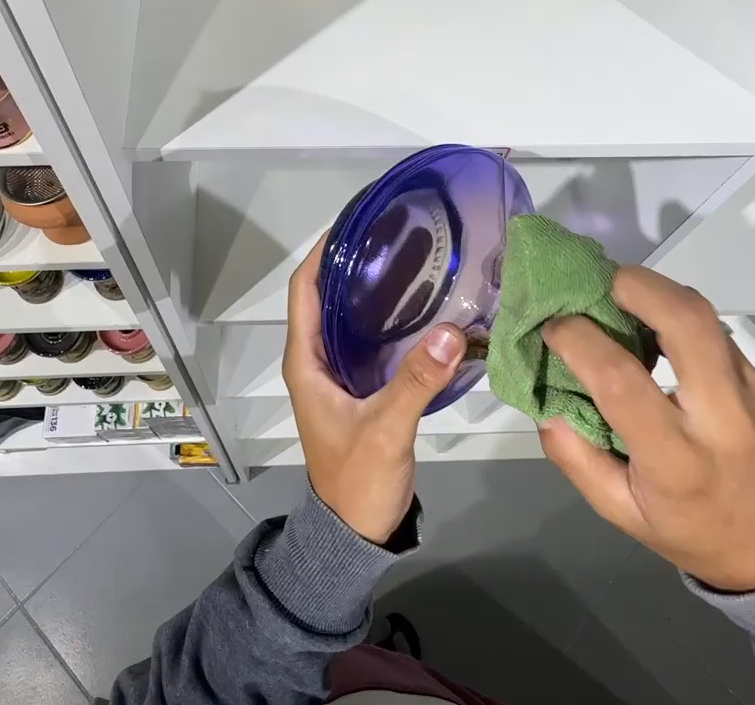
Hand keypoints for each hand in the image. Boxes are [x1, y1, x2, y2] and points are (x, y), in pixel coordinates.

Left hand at [284, 237, 464, 544]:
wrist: (356, 530)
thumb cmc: (357, 479)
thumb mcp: (385, 429)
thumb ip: (416, 382)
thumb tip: (451, 331)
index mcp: (306, 361)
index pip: (303, 291)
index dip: (321, 254)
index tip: (354, 223)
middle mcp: (318, 359)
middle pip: (328, 296)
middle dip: (356, 264)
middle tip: (398, 236)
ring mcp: (341, 372)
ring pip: (353, 316)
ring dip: (374, 290)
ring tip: (415, 261)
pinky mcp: (364, 386)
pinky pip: (375, 340)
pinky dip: (394, 319)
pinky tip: (425, 309)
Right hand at [539, 267, 754, 592]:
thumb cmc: (694, 532)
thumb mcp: (622, 513)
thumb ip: (576, 458)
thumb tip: (545, 403)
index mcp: (676, 458)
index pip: (620, 379)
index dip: (578, 340)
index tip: (553, 326)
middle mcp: (721, 418)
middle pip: (687, 321)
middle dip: (637, 286)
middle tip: (601, 283)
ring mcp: (754, 395)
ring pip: (708, 318)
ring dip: (660, 295)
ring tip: (623, 299)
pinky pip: (719, 337)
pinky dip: (681, 324)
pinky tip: (659, 337)